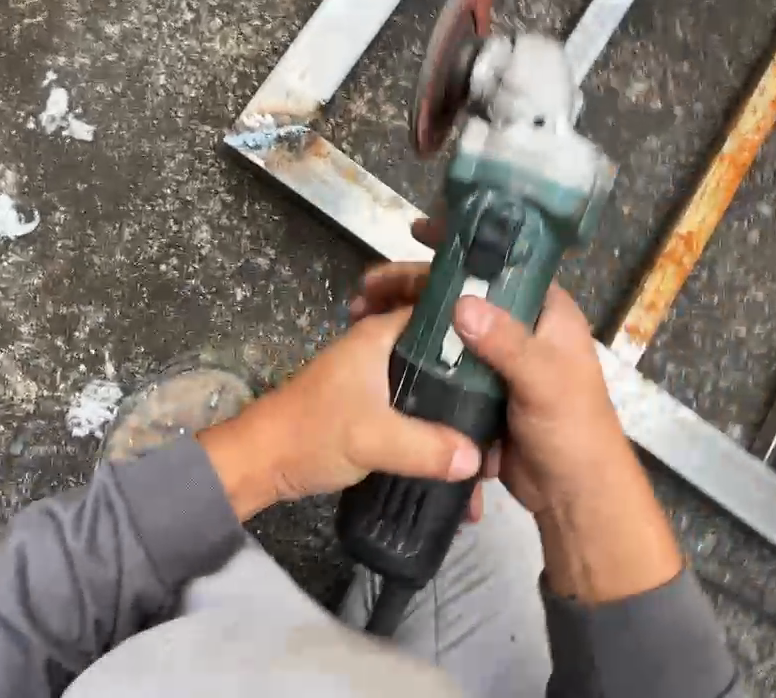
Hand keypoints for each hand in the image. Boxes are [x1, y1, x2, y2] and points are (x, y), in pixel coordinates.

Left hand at [196, 309, 482, 521]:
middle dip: (473, 384)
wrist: (264, 461)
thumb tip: (477, 459)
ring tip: (491, 449)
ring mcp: (377, 379)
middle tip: (509, 415)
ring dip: (456, 414)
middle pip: (439, 355)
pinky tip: (459, 462)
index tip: (511, 354)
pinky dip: (437, 430)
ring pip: (430, 387)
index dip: (475, 328)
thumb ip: (426, 446)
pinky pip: (417, 411)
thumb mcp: (373, 438)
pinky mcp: (373, 408)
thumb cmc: (313, 432)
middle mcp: (381, 349)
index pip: (437, 313)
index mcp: (379, 336)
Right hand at [352, 253, 683, 603]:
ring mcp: (492, 357)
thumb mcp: (545, 382)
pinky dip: (406, 350)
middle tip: (368, 286)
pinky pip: (436, 359)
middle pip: (457, 291)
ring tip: (359, 313)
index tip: (417, 231)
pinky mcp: (474, 387)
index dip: (458, 243)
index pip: (498, 262)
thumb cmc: (573, 430)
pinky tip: (373, 347)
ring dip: (402, 315)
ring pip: (441, 324)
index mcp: (543, 310)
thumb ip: (507, 343)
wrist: (572, 498)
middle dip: (411, 284)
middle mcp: (516, 325)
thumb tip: (461, 302)